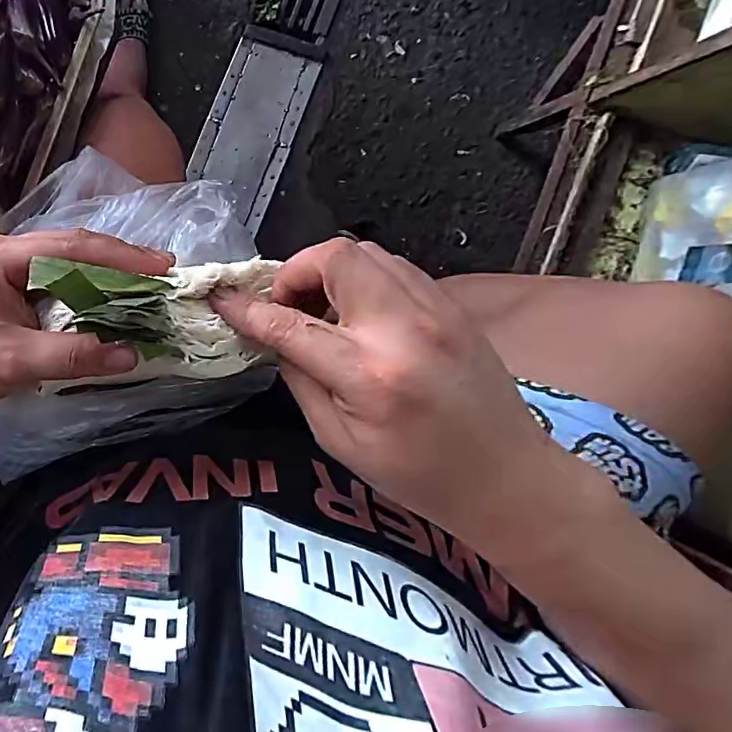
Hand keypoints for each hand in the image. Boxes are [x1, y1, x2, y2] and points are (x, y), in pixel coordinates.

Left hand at [0, 230, 172, 414]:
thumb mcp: (16, 361)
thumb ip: (74, 356)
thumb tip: (131, 355)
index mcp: (3, 256)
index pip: (72, 247)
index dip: (119, 255)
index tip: (159, 266)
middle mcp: (5, 252)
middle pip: (72, 247)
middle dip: (117, 259)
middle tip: (161, 270)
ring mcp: (5, 268)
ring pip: (66, 262)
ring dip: (103, 273)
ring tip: (143, 282)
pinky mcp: (8, 287)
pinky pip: (54, 280)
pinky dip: (84, 288)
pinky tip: (107, 299)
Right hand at [213, 239, 616, 548]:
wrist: (508, 479)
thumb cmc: (415, 475)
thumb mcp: (335, 438)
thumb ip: (297, 375)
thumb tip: (271, 332)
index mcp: (370, 374)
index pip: (290, 323)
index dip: (247, 308)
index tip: (223, 299)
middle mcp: (405, 328)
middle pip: (335, 256)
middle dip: (296, 271)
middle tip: (288, 305)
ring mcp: (437, 310)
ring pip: (365, 252)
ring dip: (329, 272)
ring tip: (322, 310)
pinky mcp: (452, 305)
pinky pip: (393, 266)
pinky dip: (362, 279)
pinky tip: (358, 314)